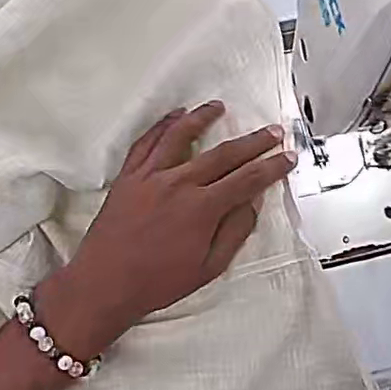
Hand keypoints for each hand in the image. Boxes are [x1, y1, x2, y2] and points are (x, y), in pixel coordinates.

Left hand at [35, 101, 294, 357]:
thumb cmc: (154, 281)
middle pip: (223, 154)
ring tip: (218, 107)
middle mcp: (178, 185)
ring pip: (181, 136)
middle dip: (252, 141)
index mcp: (201, 209)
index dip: (271, 167)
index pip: (247, 179)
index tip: (285, 158)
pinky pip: (146, 142)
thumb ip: (233, 233)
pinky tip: (173, 117)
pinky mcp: (128, 177)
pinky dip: (162, 126)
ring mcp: (150, 177)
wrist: (105, 283)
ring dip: (203, 118)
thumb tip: (251, 205)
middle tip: (270, 132)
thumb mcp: (207, 268)